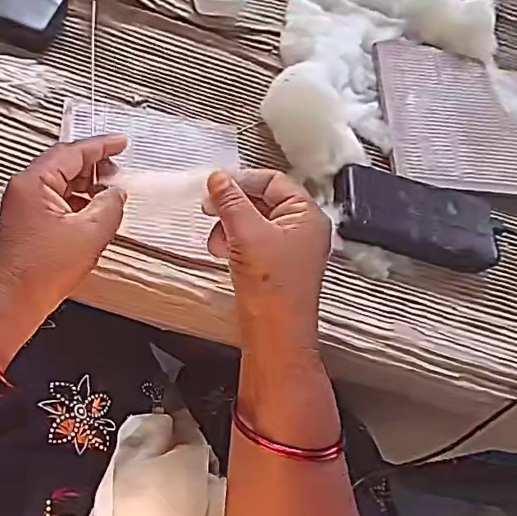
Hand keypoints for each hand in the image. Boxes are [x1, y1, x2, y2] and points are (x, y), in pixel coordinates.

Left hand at [0, 135, 129, 321]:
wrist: (18, 299)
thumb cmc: (42, 270)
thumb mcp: (91, 233)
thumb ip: (110, 205)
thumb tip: (116, 193)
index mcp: (34, 183)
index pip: (72, 152)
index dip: (101, 146)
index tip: (120, 143)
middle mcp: (24, 188)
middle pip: (65, 163)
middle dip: (95, 166)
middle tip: (118, 171)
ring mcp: (24, 204)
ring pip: (61, 181)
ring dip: (87, 185)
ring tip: (111, 193)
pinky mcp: (28, 219)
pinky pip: (56, 198)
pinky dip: (77, 200)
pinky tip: (95, 210)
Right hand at [201, 169, 332, 348]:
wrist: (275, 335)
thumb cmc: (274, 291)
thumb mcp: (247, 234)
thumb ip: (231, 201)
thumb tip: (219, 179)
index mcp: (306, 216)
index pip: (273, 180)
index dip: (243, 180)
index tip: (217, 185)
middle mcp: (301, 230)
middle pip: (262, 200)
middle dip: (232, 205)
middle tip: (210, 207)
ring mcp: (289, 249)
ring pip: (253, 222)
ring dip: (229, 225)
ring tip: (217, 238)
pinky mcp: (274, 267)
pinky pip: (251, 242)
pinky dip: (233, 242)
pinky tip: (222, 252)